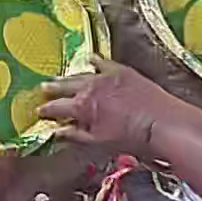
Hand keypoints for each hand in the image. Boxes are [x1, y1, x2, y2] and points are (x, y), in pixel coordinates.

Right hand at [37, 58, 194, 156]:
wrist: (162, 122)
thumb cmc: (131, 138)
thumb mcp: (99, 142)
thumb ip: (76, 135)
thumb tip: (57, 132)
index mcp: (82, 106)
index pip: (57, 107)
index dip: (46, 110)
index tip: (39, 111)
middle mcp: (90, 86)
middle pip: (66, 87)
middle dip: (53, 89)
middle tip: (43, 88)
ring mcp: (106, 76)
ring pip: (82, 74)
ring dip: (70, 77)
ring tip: (60, 78)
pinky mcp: (122, 71)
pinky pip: (103, 62)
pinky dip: (95, 61)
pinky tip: (89, 58)